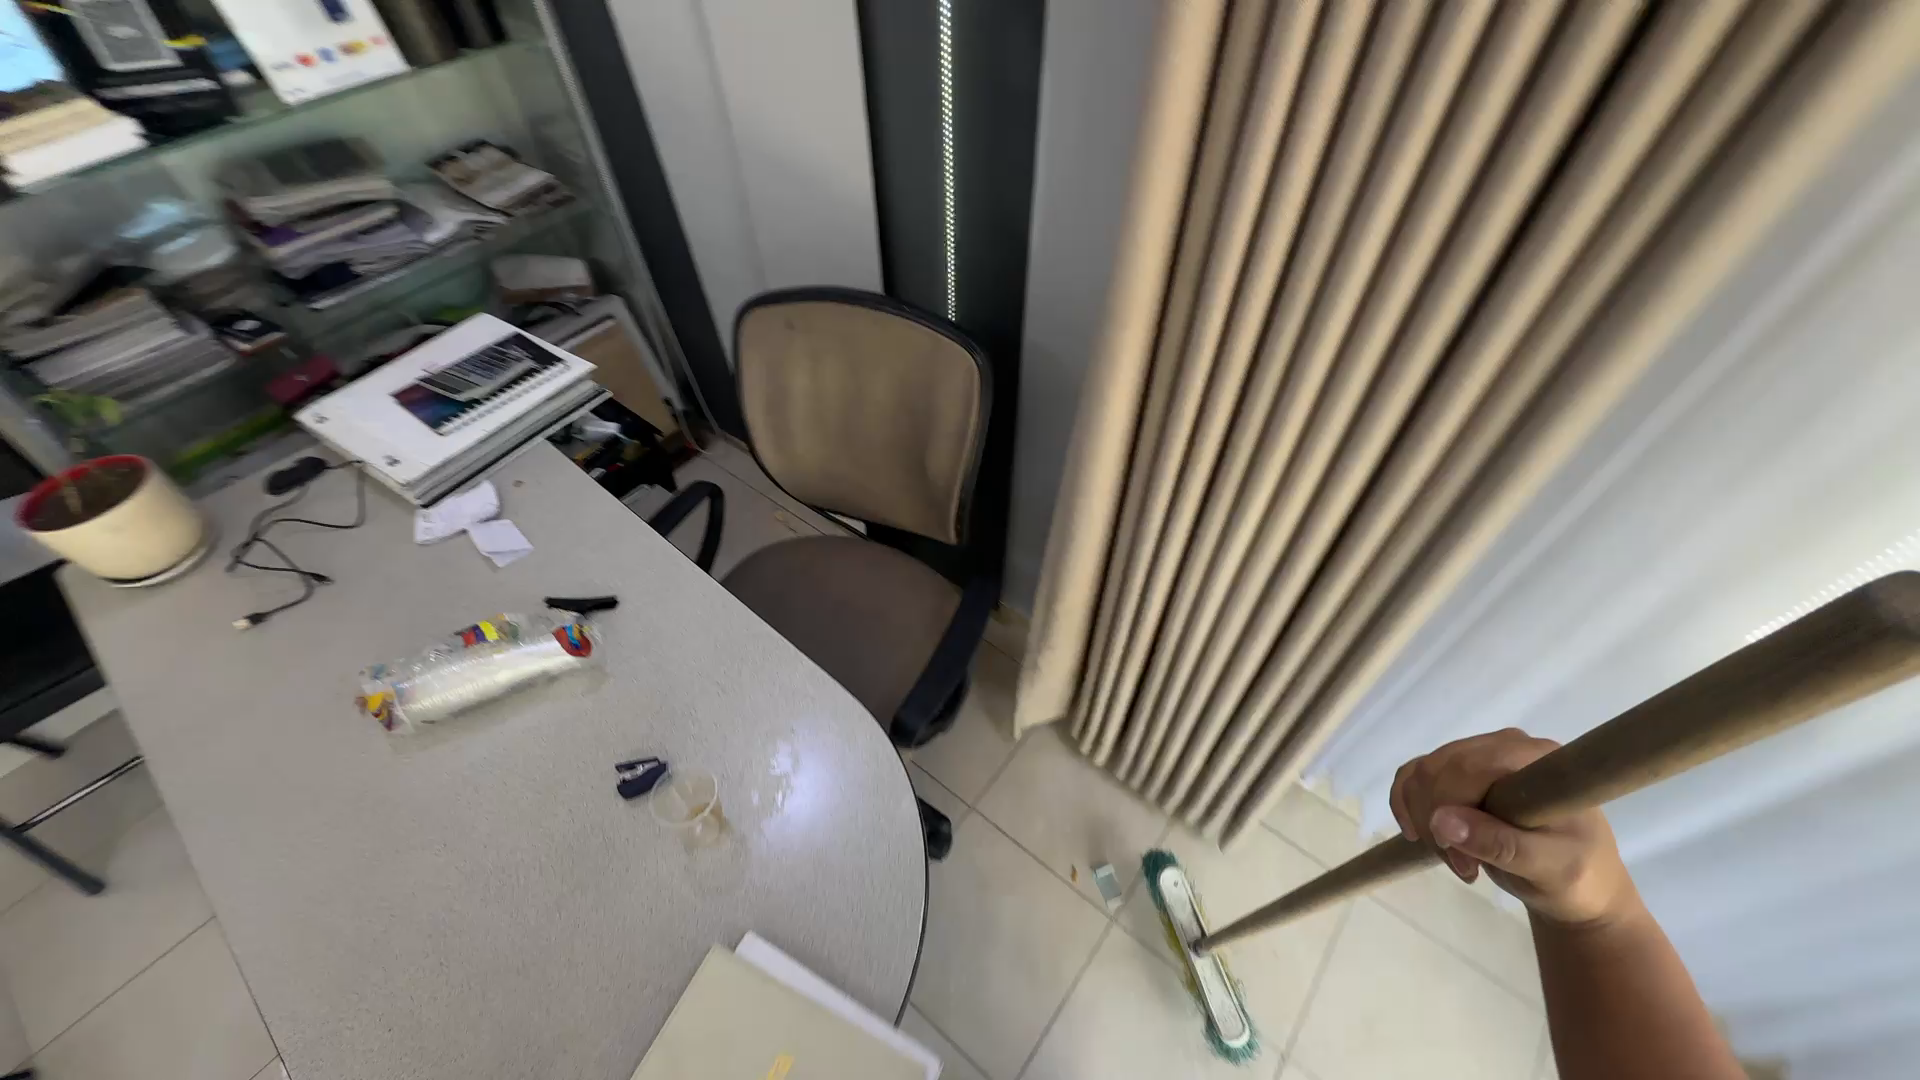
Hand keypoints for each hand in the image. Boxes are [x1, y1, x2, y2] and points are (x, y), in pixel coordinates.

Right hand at [1389, 728, 1640, 927]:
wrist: (1580, 884)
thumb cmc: (1577, 877)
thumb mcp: (1550, 869)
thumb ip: (1501, 844)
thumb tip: (1441, 821)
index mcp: (1535, 758)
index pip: (1467, 767)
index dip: (1449, 807)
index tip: (1462, 858)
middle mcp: (1505, 744)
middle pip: (1438, 769)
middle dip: (1435, 820)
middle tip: (1461, 865)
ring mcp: (1480, 753)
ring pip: (1420, 773)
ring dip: (1422, 818)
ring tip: (1454, 857)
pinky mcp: (1459, 767)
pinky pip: (1413, 773)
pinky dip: (1406, 803)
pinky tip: (1416, 831)